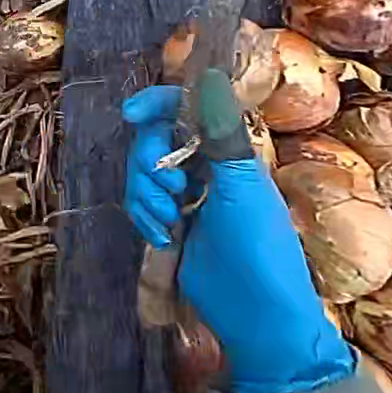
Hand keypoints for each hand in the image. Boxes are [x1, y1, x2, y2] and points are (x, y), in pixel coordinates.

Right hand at [124, 85, 353, 392]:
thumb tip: (209, 75)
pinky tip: (162, 237)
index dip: (155, 103)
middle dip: (150, 161)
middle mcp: (202, 166)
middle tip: (170, 188)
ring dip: (146, 193)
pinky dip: (144, 217)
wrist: (258, 316)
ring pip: (141, 173)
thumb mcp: (241, 185)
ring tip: (170, 220)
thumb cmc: (259, 246)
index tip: (131, 114)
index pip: (184, 108)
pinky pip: (139, 204)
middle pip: (153, 140)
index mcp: (225, 149)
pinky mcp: (168, 223)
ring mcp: (183, 195)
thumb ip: (219, 132)